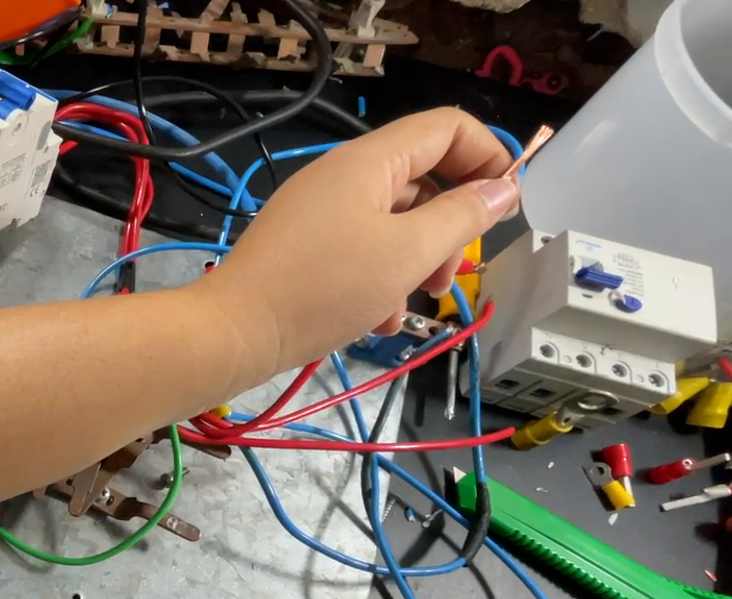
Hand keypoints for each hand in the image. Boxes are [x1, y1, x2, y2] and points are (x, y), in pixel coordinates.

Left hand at [203, 107, 520, 376]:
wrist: (229, 336)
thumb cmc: (319, 291)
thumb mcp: (407, 253)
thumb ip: (462, 217)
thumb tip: (501, 189)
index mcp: (366, 163)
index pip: (447, 129)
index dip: (487, 157)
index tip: (502, 207)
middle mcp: (337, 181)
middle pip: (418, 184)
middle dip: (445, 231)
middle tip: (447, 278)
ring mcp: (311, 220)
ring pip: (385, 229)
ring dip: (409, 268)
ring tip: (403, 310)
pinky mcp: (294, 256)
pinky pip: (350, 257)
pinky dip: (371, 284)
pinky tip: (372, 323)